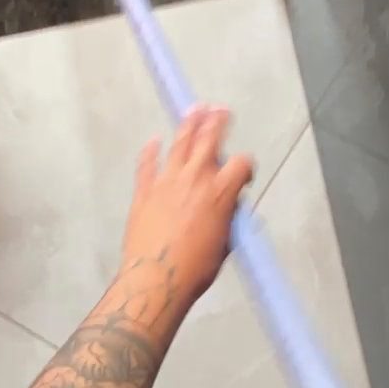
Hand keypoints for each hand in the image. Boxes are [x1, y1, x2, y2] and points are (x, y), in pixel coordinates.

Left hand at [122, 106, 254, 299]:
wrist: (157, 278)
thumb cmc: (196, 269)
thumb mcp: (224, 244)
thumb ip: (226, 218)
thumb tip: (227, 209)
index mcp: (221, 192)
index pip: (240, 164)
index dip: (245, 166)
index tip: (243, 173)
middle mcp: (195, 178)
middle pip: (209, 139)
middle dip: (217, 122)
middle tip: (220, 109)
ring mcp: (167, 181)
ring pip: (180, 143)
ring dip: (189, 124)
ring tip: (195, 109)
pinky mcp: (144, 191)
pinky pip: (147, 164)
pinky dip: (151, 151)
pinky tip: (153, 141)